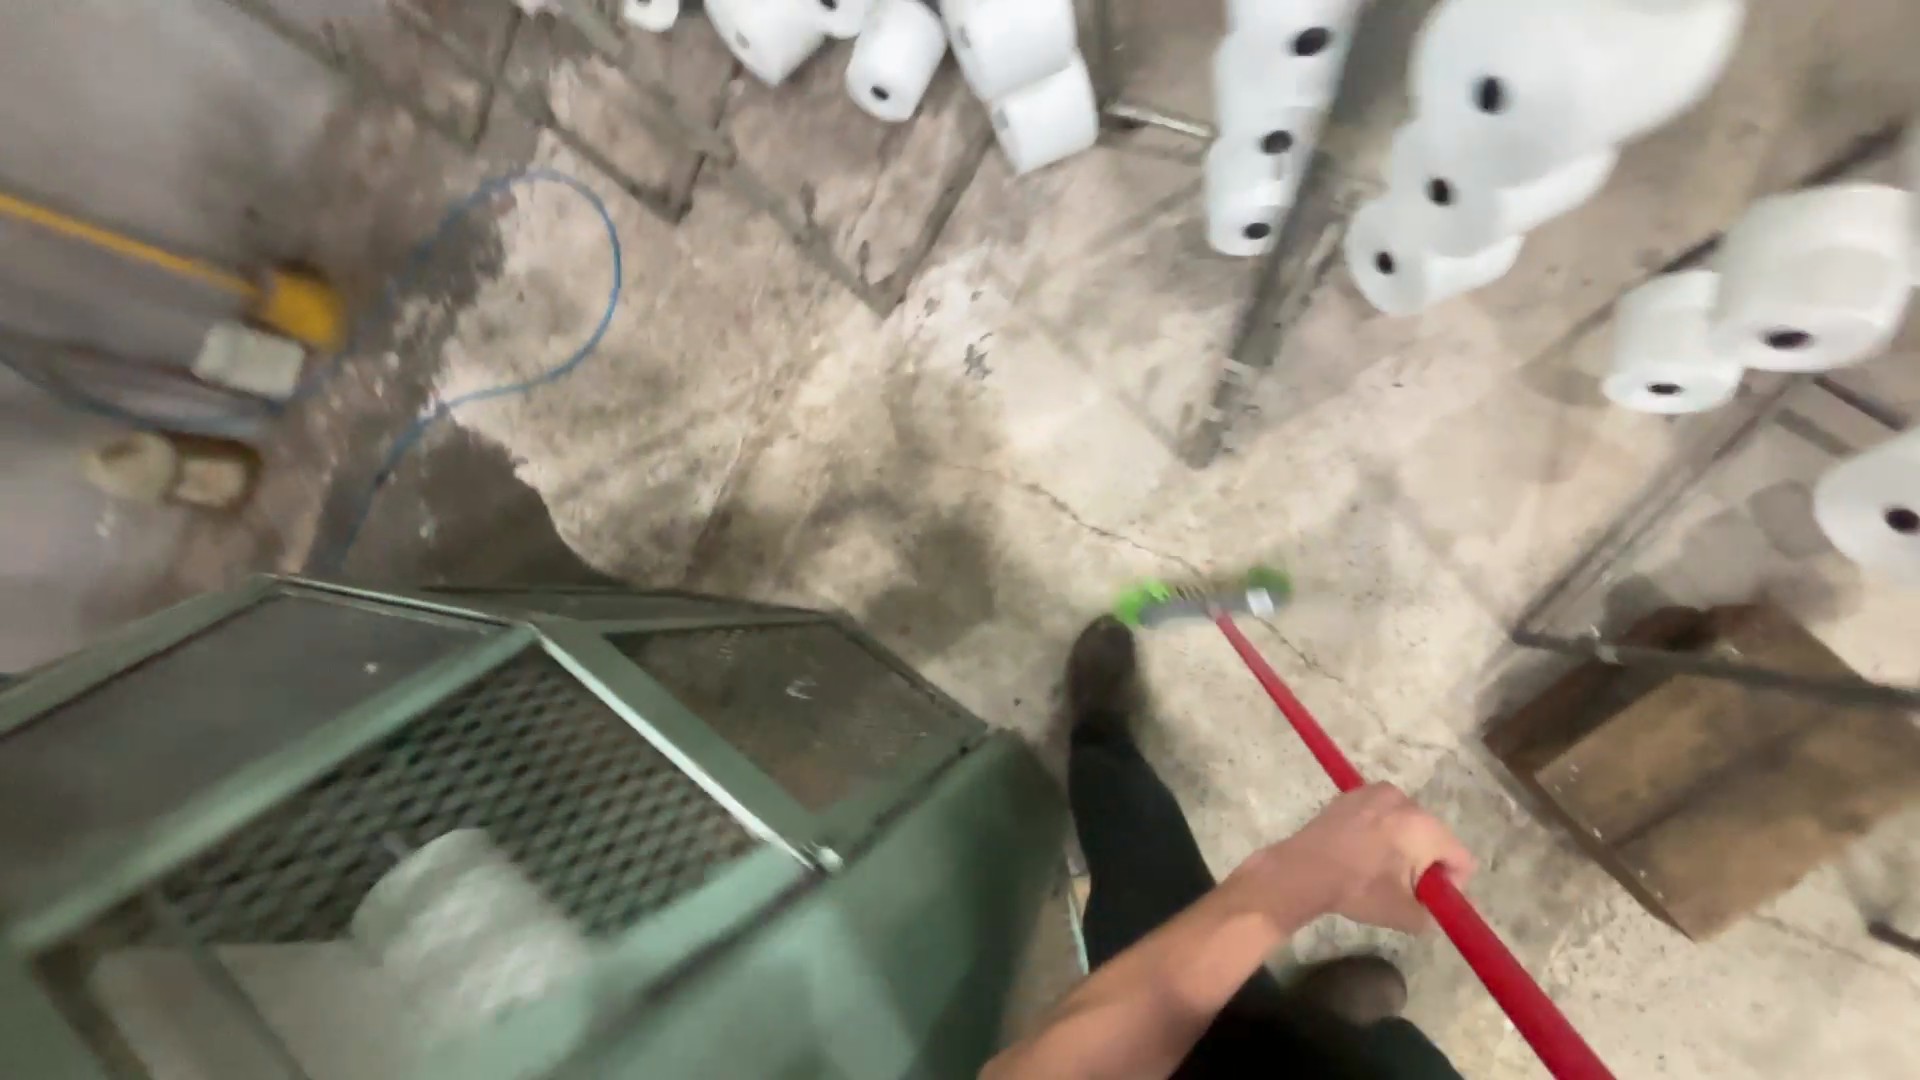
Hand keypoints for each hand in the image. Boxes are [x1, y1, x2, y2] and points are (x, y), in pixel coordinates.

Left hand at [1235, 783, 1475, 934]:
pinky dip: (1378, 829)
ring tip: (1378, 866)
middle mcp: (1402, 800)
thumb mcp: (1407, 914)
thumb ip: (1434, 912)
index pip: (1461, 857)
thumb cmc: (1359, 887)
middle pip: (1432, 836)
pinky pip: (1379, 813)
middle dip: (1425, 860)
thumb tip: (1432, 907)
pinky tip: (1360, 849)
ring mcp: (1372, 792)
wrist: (1304, 868)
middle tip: (1402, 883)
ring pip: (1405, 822)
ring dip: (1402, 842)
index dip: (1452, 882)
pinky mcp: (1349, 793)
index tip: (1430, 896)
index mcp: (1424, 827)